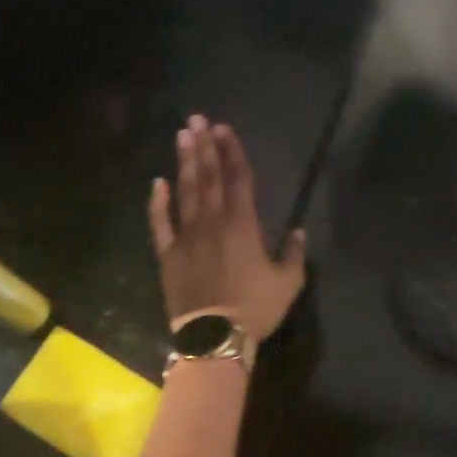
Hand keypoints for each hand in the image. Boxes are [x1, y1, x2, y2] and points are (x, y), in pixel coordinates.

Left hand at [148, 116, 306, 341]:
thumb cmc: (255, 310)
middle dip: (205, 146)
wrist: (215, 337)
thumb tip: (299, 232)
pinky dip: (158, 202)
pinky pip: (160, 223)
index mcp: (244, 226)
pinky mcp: (168, 255)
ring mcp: (186, 237)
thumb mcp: (288, 284)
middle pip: (209, 177)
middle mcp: (213, 222)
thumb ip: (294, 254)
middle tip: (198, 119)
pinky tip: (157, 182)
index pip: (238, 179)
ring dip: (185, 163)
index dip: (232, 152)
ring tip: (183, 136)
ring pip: (185, 192)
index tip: (225, 129)